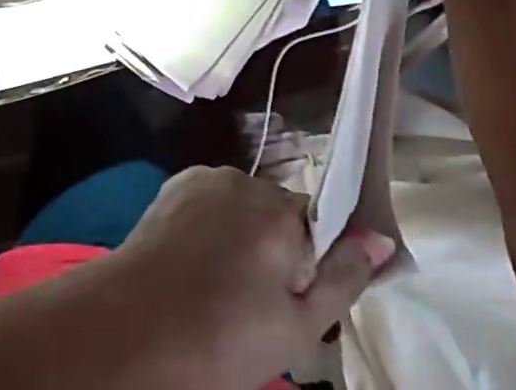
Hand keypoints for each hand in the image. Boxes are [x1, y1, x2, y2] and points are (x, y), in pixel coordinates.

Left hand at [109, 166, 396, 385]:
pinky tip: (199, 264)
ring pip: (242, 206)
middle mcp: (240, 180)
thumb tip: (380, 237)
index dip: (316, 260)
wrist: (135, 324)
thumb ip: (344, 275)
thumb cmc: (225, 335)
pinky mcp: (171, 187)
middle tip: (259, 300)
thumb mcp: (301, 324)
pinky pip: (211, 202)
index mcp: (278, 209)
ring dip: (243, 234)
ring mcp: (200, 179)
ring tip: (224, 285)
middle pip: (278, 212)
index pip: (321, 222)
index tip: (299, 295)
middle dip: (279, 246)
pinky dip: (213, 226)